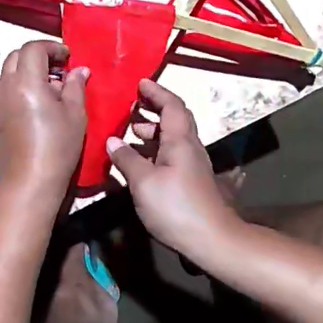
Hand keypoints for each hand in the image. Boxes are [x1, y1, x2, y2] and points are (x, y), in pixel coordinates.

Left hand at [0, 41, 87, 194]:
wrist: (29, 181)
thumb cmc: (58, 146)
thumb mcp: (76, 114)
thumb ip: (75, 86)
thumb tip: (78, 70)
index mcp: (26, 82)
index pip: (33, 49)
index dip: (52, 48)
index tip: (68, 58)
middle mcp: (4, 87)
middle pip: (16, 57)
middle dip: (37, 57)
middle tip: (58, 70)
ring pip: (8, 75)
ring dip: (27, 73)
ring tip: (49, 91)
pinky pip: (4, 93)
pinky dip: (19, 90)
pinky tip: (35, 108)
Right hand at [107, 79, 244, 252]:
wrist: (210, 239)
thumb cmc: (176, 207)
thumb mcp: (143, 182)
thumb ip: (127, 159)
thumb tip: (112, 140)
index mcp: (181, 140)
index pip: (172, 105)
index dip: (156, 92)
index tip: (140, 83)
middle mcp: (189, 148)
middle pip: (173, 120)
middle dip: (152, 110)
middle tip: (129, 108)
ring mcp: (191, 165)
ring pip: (171, 139)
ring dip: (151, 132)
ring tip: (128, 134)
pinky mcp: (189, 181)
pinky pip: (169, 156)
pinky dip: (153, 151)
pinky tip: (136, 162)